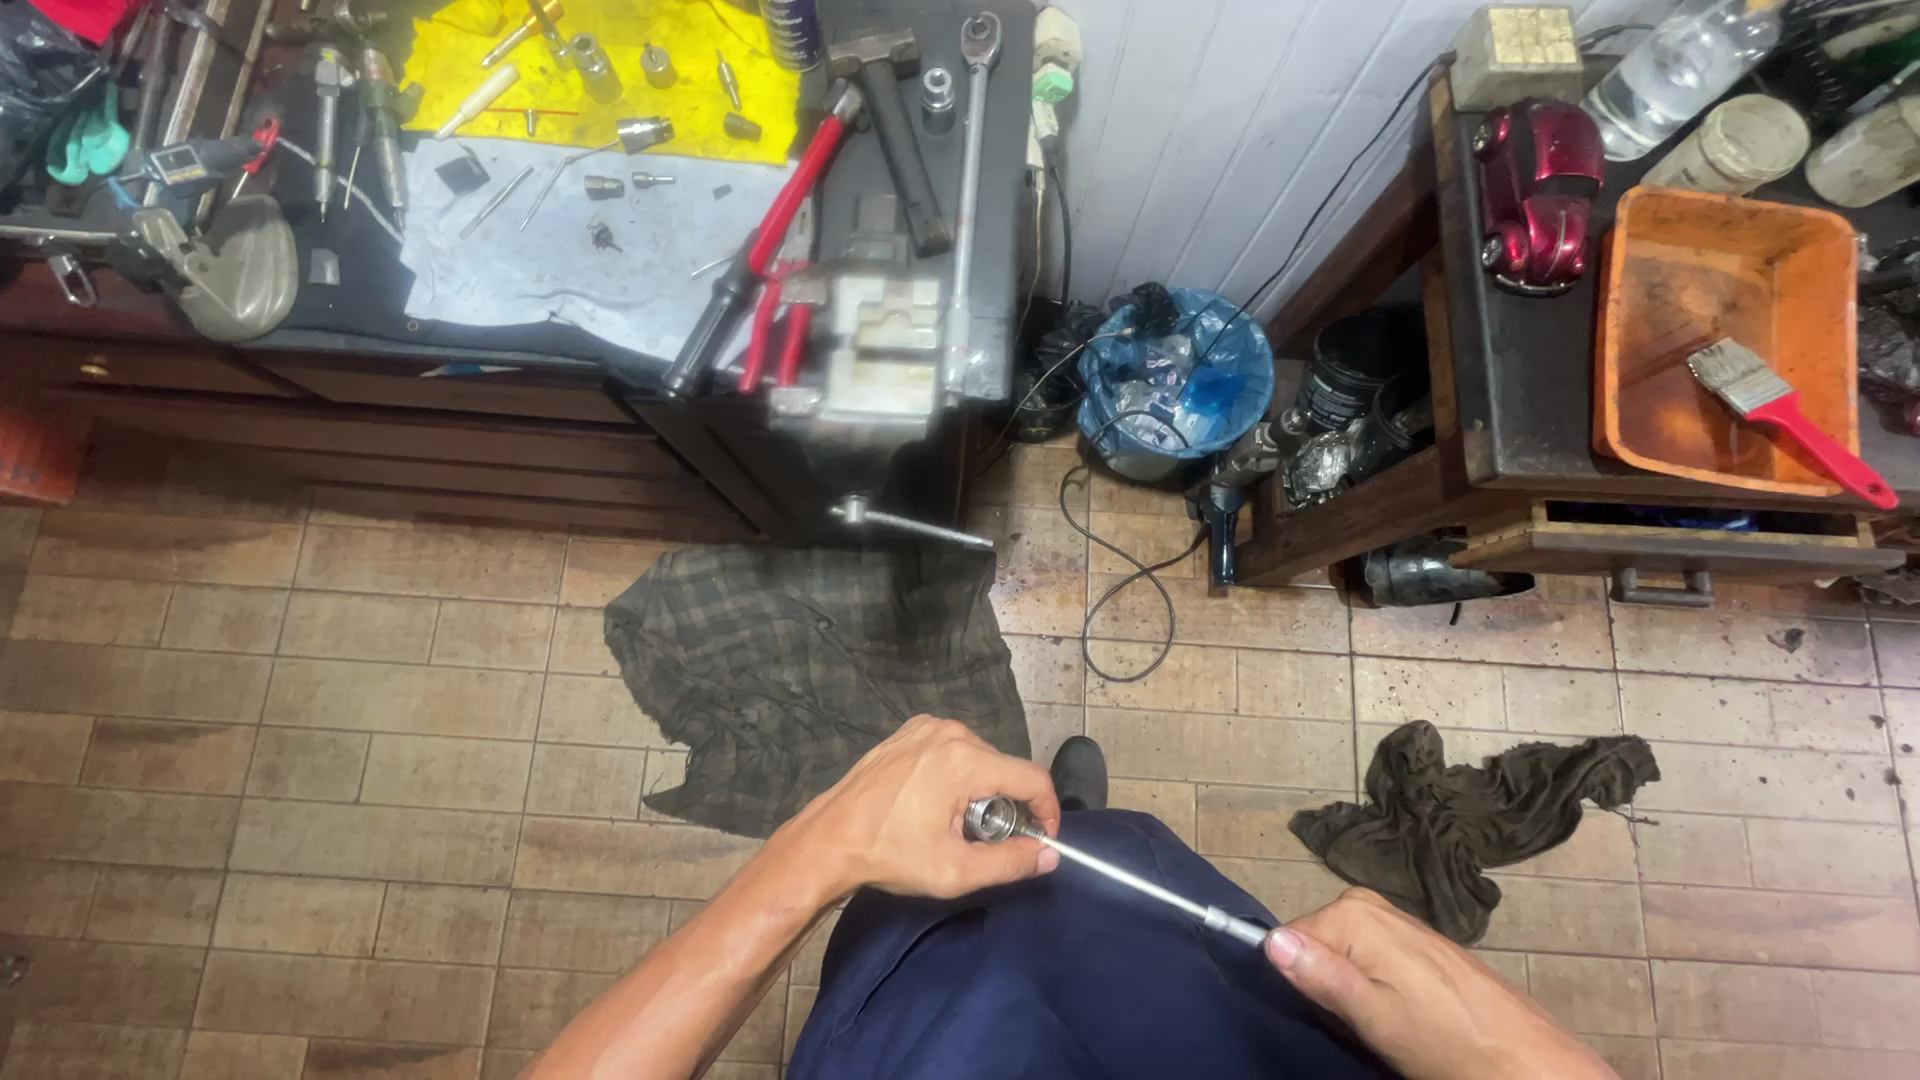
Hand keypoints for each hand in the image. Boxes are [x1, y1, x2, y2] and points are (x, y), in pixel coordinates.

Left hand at [783, 716, 1061, 899]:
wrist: (831, 837)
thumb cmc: (891, 854)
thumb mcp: (955, 871)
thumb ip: (1010, 863)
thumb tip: (1049, 854)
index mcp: (966, 760)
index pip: (1032, 778)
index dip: (1047, 810)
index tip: (1042, 839)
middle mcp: (952, 732)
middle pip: (1004, 767)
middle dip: (1007, 805)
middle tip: (986, 840)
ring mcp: (928, 725)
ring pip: (980, 757)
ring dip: (982, 789)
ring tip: (955, 823)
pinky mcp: (911, 728)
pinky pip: (953, 748)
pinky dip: (957, 772)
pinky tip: (934, 800)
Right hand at [1265, 889, 1617, 1079]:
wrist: (1536, 1064)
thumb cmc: (1447, 1043)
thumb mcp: (1376, 1019)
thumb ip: (1323, 976)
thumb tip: (1271, 941)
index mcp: (1352, 912)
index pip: (1290, 943)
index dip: (1302, 984)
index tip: (1331, 1016)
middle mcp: (1367, 901)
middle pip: (1317, 944)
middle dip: (1329, 984)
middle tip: (1362, 1023)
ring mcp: (1395, 917)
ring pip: (1342, 952)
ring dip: (1352, 987)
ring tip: (1385, 1021)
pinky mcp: (1415, 937)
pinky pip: (1368, 955)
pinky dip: (1374, 984)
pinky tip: (1403, 1013)